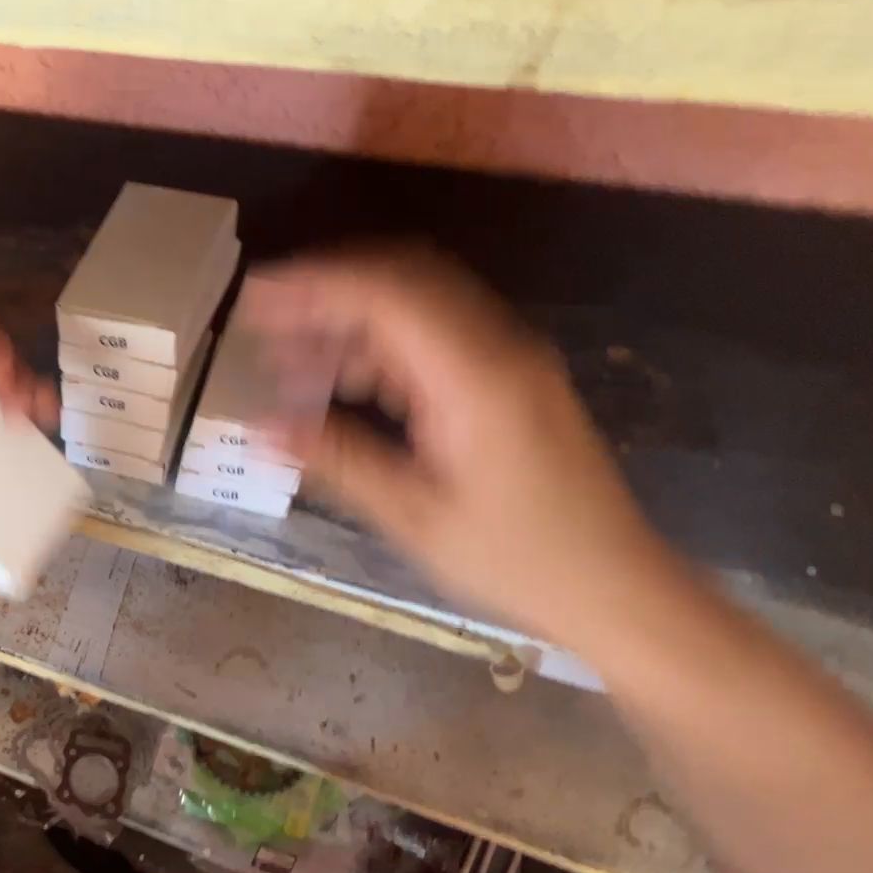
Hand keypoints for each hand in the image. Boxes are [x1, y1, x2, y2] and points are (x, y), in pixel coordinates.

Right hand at [250, 248, 678, 644]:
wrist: (616, 588)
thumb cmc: (515, 560)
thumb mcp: (413, 515)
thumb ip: (338, 459)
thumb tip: (260, 427)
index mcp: (475, 378)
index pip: (389, 295)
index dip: (317, 285)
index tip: (256, 297)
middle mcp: (498, 351)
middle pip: (405, 283)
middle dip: (327, 291)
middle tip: (263, 318)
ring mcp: (508, 364)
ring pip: (417, 311)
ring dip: (349, 322)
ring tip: (286, 359)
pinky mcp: (507, 384)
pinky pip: (432, 343)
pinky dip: (377, 349)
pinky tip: (338, 384)